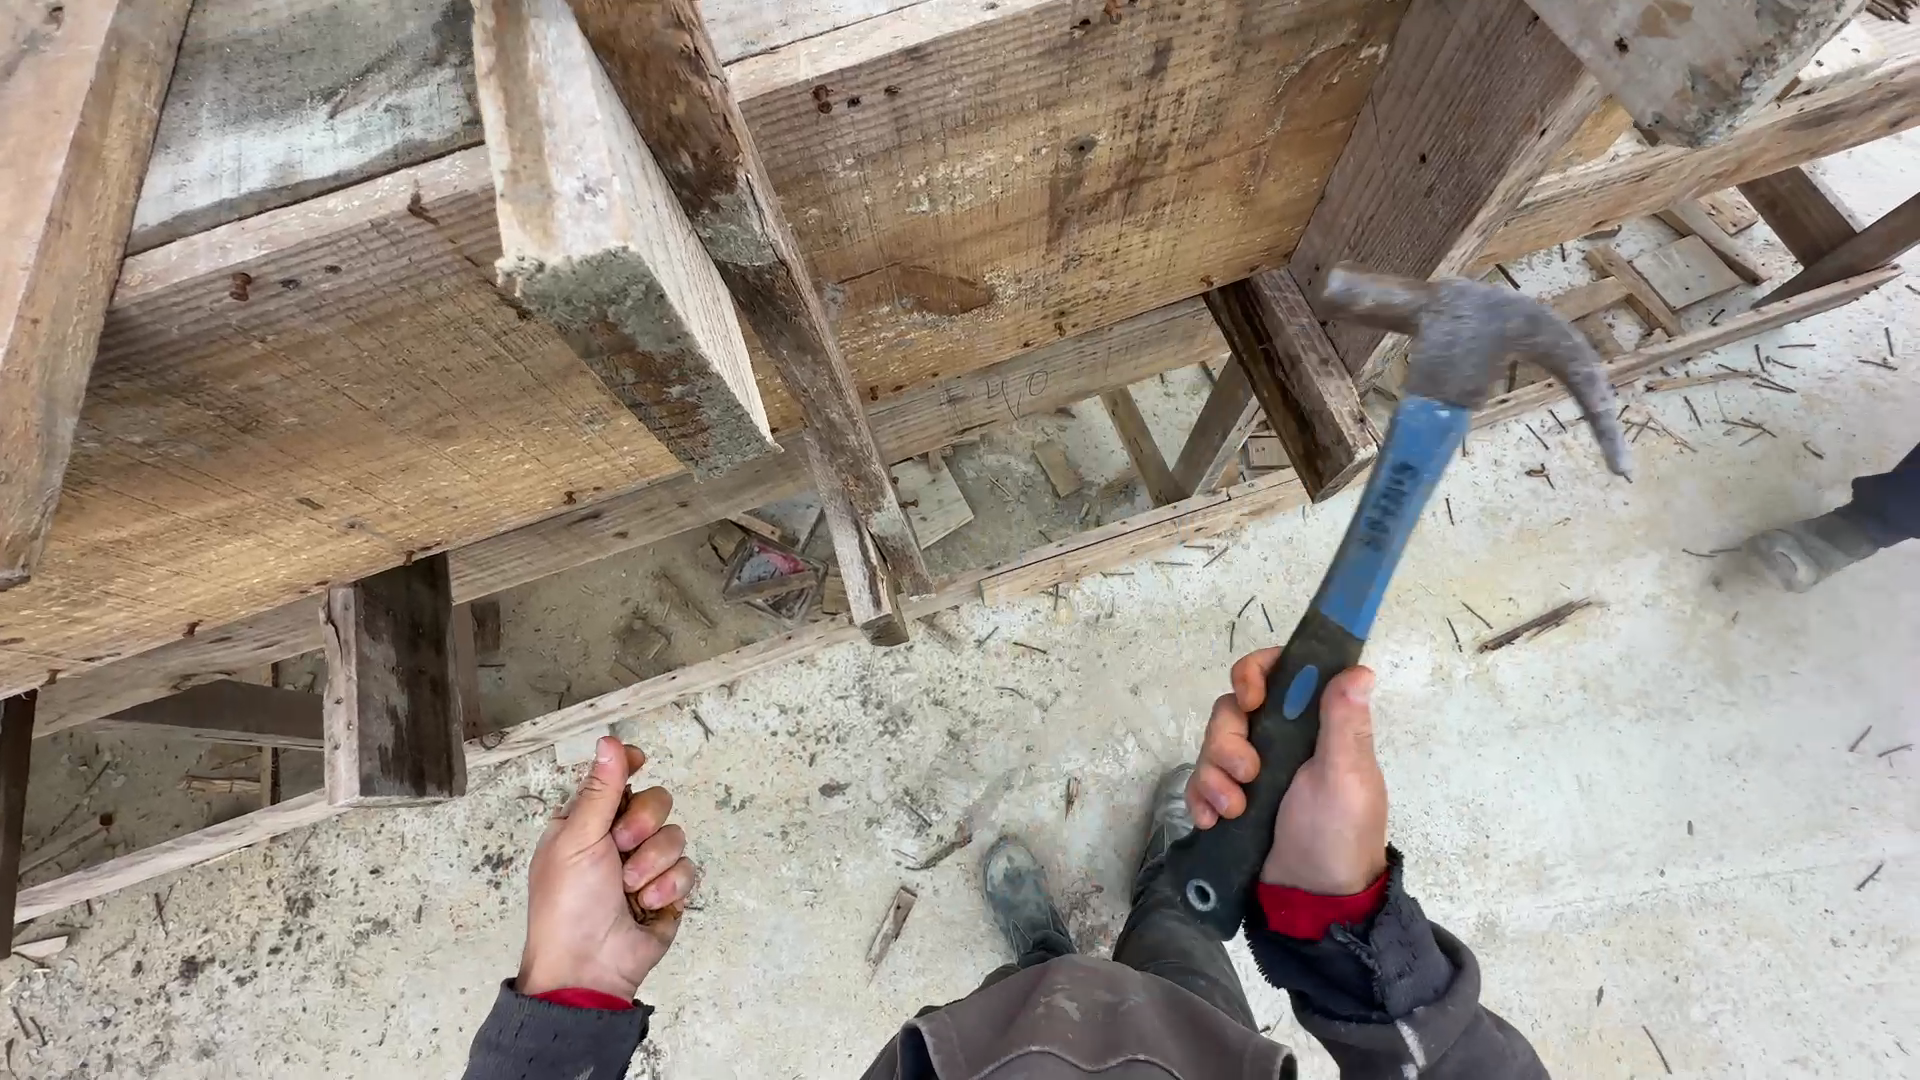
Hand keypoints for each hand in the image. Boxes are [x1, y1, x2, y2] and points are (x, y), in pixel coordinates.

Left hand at [517, 736, 697, 999]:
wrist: (588, 969)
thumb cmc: (568, 905)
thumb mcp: (577, 840)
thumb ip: (601, 789)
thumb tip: (609, 739)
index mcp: (587, 823)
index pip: (618, 778)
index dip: (631, 766)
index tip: (640, 762)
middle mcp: (618, 838)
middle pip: (656, 800)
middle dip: (643, 824)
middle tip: (621, 847)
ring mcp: (647, 863)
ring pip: (674, 833)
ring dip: (653, 863)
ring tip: (630, 889)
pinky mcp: (670, 887)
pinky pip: (687, 865)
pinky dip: (668, 885)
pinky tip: (648, 904)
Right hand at [1185, 650, 1387, 894]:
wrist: (1313, 899)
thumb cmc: (1339, 833)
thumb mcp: (1346, 778)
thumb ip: (1344, 723)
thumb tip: (1360, 670)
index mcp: (1309, 725)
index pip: (1276, 673)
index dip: (1254, 673)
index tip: (1251, 699)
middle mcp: (1276, 739)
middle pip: (1231, 710)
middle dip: (1228, 741)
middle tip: (1247, 774)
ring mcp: (1248, 768)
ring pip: (1210, 745)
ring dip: (1214, 776)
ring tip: (1234, 810)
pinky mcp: (1226, 796)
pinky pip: (1198, 782)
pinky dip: (1200, 799)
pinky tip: (1212, 821)